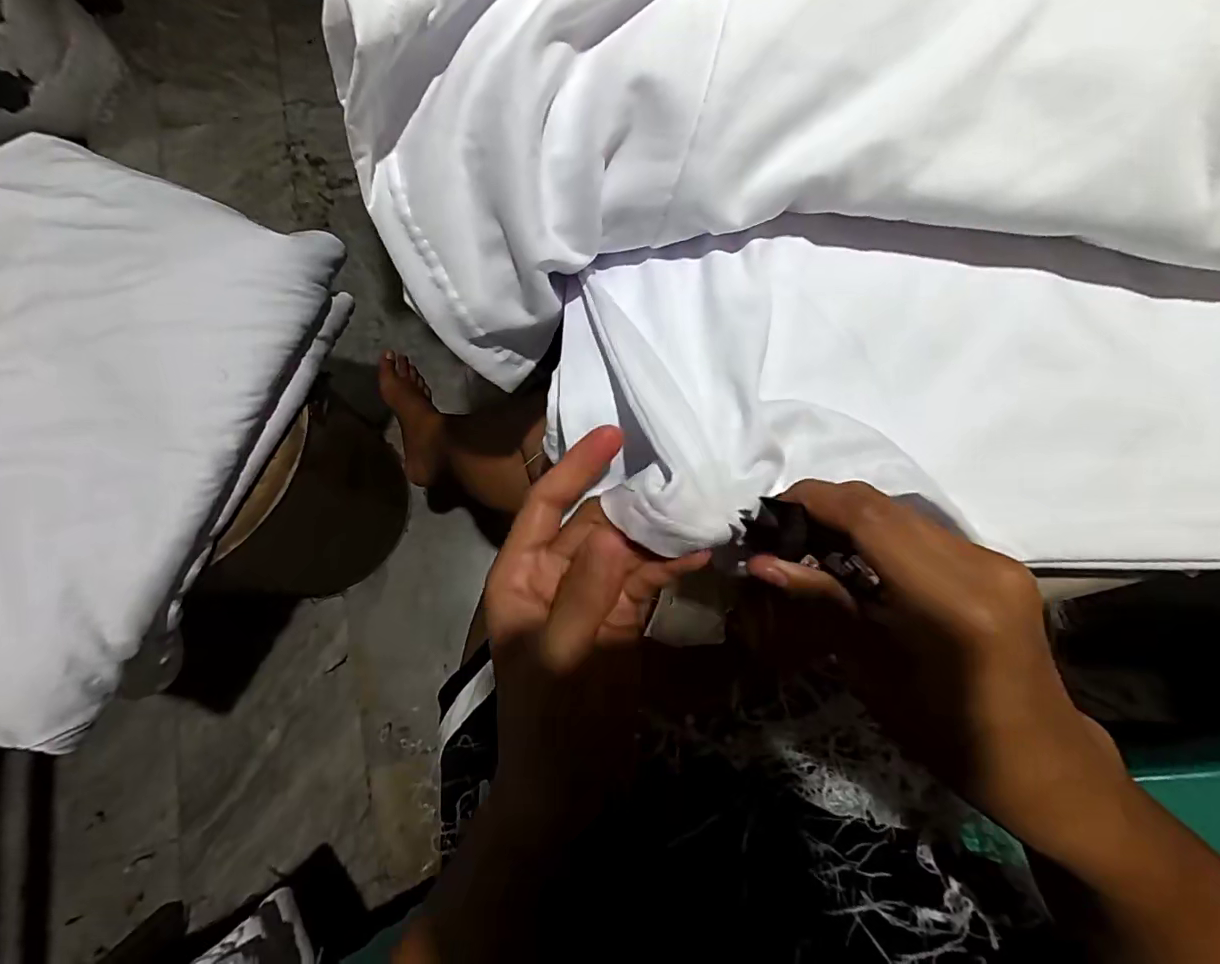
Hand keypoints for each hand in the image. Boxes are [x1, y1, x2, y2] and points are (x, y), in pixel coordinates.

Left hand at [482, 425, 707, 836]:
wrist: (570, 786)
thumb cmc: (547, 724)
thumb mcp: (561, 659)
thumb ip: (584, 595)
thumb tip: (613, 533)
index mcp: (520, 577)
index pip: (544, 506)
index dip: (576, 467)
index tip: (613, 434)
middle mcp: (554, 577)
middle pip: (594, 522)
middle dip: (633, 503)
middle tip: (680, 479)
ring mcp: (592, 596)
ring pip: (626, 547)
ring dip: (658, 532)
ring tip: (698, 511)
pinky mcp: (623, 617)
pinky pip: (647, 577)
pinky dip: (671, 564)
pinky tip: (699, 551)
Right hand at [746, 480, 1124, 857]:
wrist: (1038, 759)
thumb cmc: (947, 738)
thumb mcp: (874, 674)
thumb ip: (823, 605)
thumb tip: (762, 563)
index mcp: (952, 602)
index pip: (871, 518)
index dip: (815, 501)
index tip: (771, 510)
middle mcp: (981, 565)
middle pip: (887, 505)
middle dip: (827, 506)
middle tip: (783, 530)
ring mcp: (997, 559)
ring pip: (906, 514)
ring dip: (854, 518)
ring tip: (814, 542)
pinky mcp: (1000, 562)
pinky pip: (927, 531)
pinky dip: (884, 534)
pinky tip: (861, 558)